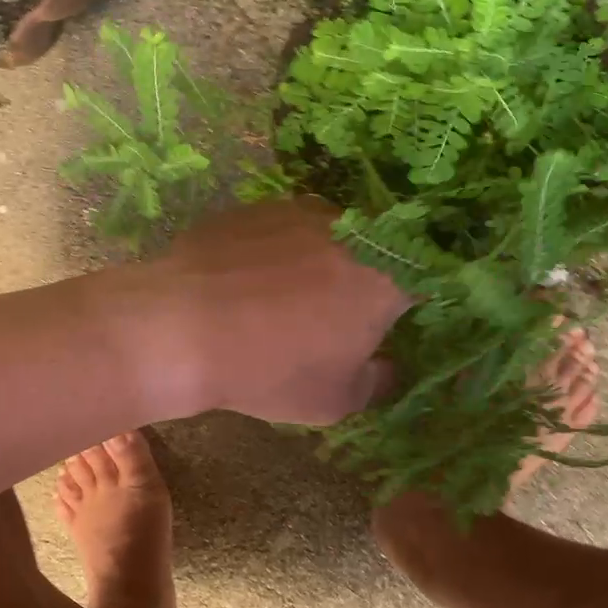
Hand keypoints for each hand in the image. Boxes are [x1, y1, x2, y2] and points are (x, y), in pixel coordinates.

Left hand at [137, 197, 409, 426]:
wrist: (182, 326)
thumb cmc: (271, 368)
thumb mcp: (336, 399)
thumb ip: (375, 381)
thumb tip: (385, 367)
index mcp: (385, 276)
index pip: (425, 277)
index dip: (412, 298)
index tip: (395, 319)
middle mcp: (350, 230)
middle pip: (373, 250)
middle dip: (361, 278)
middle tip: (335, 312)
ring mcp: (296, 211)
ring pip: (324, 235)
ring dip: (316, 261)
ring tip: (283, 297)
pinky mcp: (252, 207)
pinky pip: (277, 229)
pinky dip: (272, 251)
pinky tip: (246, 280)